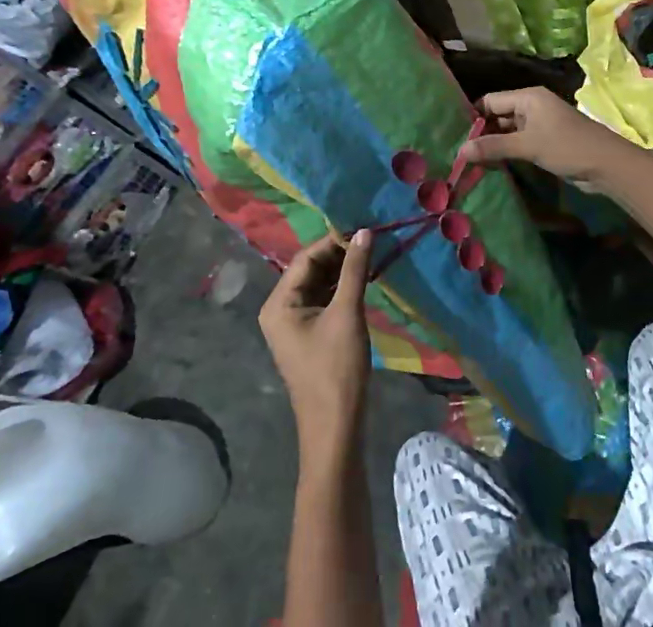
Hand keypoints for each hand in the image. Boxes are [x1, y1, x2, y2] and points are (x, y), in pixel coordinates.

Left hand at [260, 230, 372, 455]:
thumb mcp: (347, 314)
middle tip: (373, 240)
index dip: (334, 241)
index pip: (306, 258)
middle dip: (340, 254)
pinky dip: (344, 289)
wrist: (335, 424)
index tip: (365, 228)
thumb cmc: (336, 368)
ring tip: (374, 255)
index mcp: (279, 303)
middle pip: (311, 270)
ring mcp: (294, 323)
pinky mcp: (310, 334)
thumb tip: (365, 232)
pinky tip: (366, 279)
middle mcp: (281, 309)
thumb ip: (355, 270)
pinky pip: (325, 301)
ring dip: (344, 271)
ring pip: (320, 284)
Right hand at [455, 87, 639, 187]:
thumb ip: (493, 147)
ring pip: (508, 131)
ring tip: (469, 162)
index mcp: (528, 97)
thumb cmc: (567, 147)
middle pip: (498, 116)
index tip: (453, 136)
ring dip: (493, 145)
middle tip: (458, 153)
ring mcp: (540, 125)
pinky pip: (519, 143)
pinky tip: (492, 165)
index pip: (490, 101)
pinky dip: (507, 152)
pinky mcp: (546, 142)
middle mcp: (532, 106)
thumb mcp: (527, 146)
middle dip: (481, 133)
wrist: (607, 165)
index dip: (472, 117)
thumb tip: (460, 151)